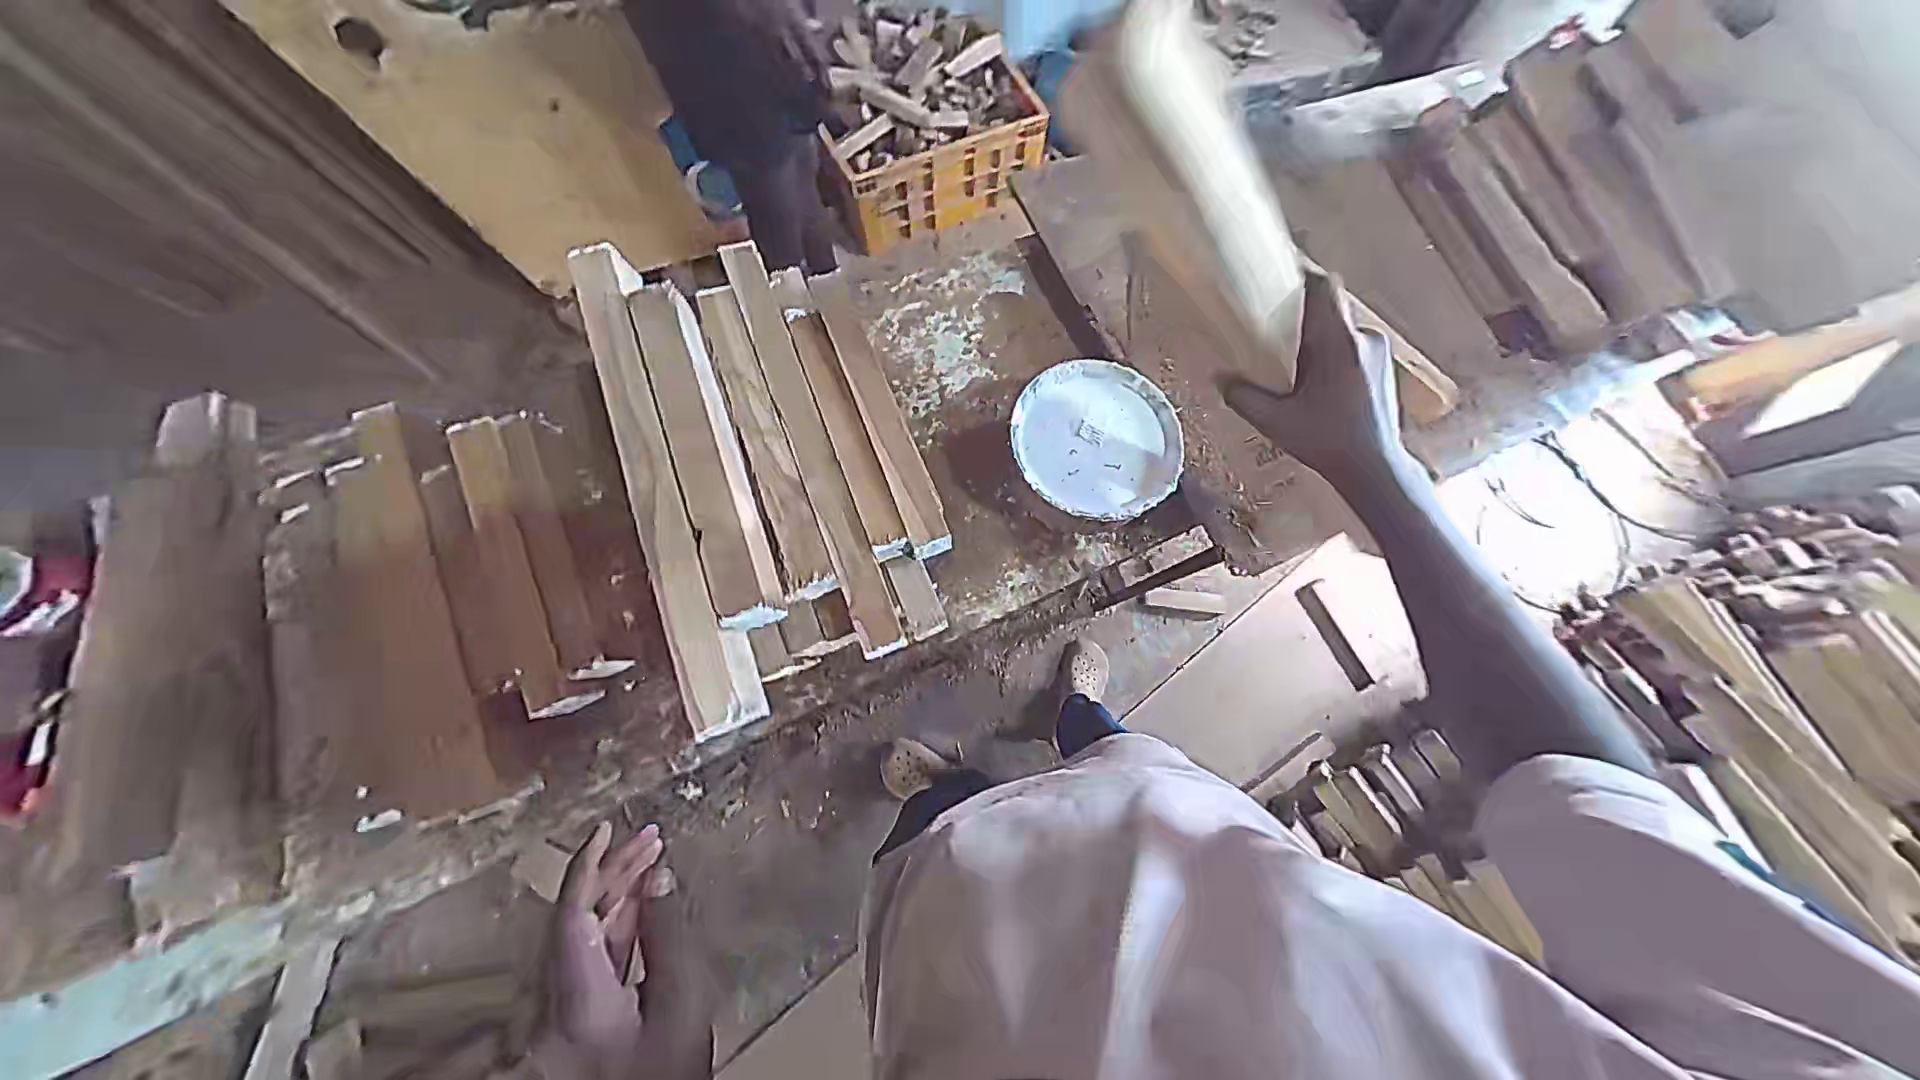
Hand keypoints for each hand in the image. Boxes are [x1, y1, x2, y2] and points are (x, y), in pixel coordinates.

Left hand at [534, 822, 704, 1079]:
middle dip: (613, 871)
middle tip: (651, 835)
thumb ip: (669, 935)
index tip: (606, 828)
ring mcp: (570, 1008)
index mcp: (578, 997)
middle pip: (578, 919)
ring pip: (590, 933)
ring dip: (621, 891)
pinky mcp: (586, 1013)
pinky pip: (600, 951)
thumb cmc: (665, 1072)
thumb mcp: (680, 1001)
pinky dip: (625, 918)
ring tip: (653, 855)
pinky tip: (646, 897)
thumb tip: (659, 877)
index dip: (586, 867)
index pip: (571, 915)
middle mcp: (562, 999)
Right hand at [1222, 269, 1404, 481]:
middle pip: (1328, 307)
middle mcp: (1364, 339)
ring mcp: (1377, 351)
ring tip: (1287, 358)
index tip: (1277, 274)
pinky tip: (1310, 378)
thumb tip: (1220, 379)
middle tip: (1269, 326)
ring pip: (1338, 328)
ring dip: (1313, 336)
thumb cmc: (1326, 442)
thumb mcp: (1275, 422)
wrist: (1373, 467)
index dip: (1301, 274)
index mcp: (1340, 345)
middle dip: (1299, 313)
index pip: (1325, 288)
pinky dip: (1327, 351)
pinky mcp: (1380, 365)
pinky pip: (1348, 344)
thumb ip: (1244, 397)